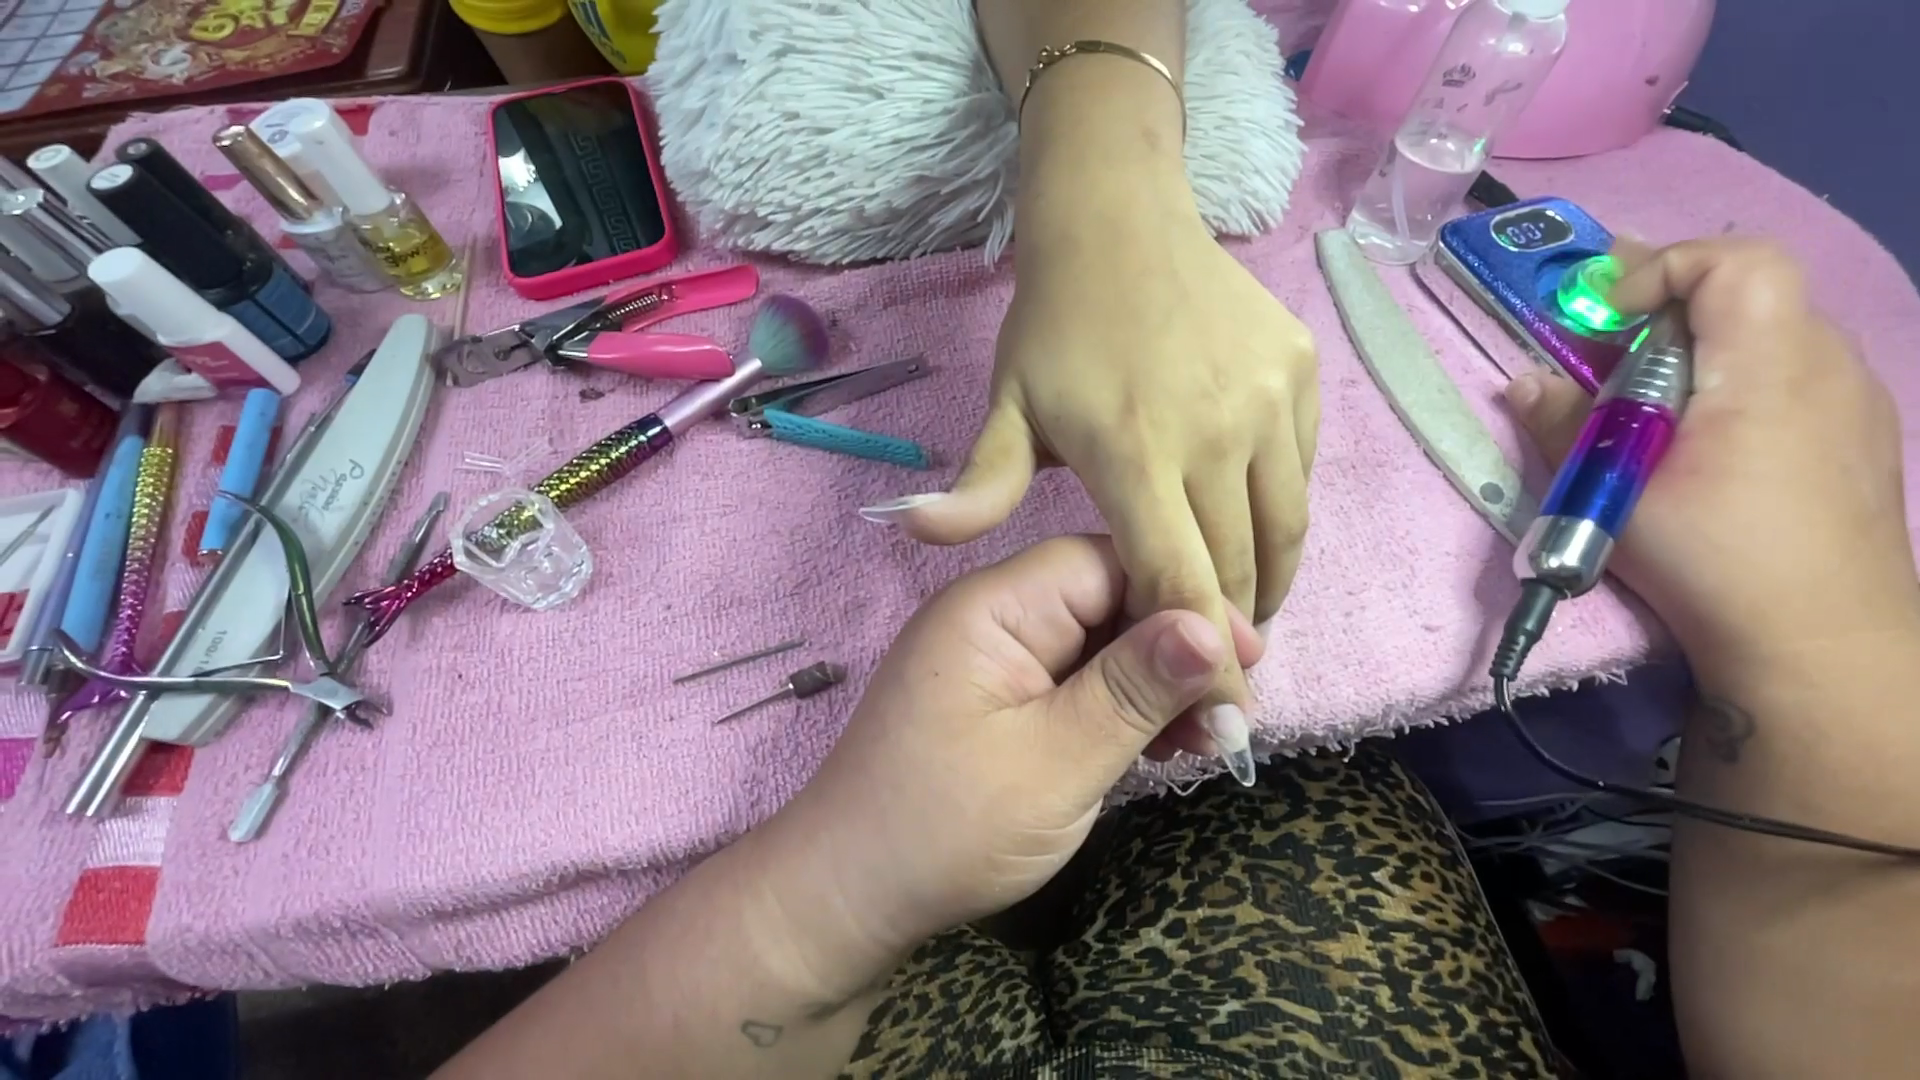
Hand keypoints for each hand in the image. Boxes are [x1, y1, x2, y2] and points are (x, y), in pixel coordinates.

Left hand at [767, 536, 1262, 968]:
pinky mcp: (1006, 700)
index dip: (1180, 597)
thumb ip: (1133, 690)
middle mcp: (996, 617)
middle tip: (1235, 710)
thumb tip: (1214, 626)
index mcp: (994, 607)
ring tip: (1211, 738)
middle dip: (1175, 651)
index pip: (1105, 562)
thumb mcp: (1054, 761)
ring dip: (1157, 688)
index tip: (1246, 655)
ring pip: (1100, 647)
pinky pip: (1078, 684)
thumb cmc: (946, 828)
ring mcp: (1000, 659)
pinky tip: (1168, 746)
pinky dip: (1124, 712)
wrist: (850, 894)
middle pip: (1107, 601)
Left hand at [862, 172, 1317, 771]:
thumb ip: (978, 484)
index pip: (1179, 581)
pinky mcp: (1302, 375)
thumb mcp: (1007, 407)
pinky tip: (1251, 531)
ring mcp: (1270, 399)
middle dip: (1228, 630)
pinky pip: (1302, 474)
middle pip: (1240, 567)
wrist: (1118, 221)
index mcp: (1134, 452)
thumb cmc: (1054, 325)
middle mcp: (1216, 432)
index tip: (1205, 703)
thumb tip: (911, 531)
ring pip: (1287, 528)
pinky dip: (1281, 519)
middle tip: (1211, 664)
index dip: (1195, 655)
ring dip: (1267, 583)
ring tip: (1238, 614)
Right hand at [1506, 238, 1918, 678]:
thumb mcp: (1611, 493)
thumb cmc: (1709, 558)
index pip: (1736, 262)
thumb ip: (1563, 426)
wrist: (1819, 638)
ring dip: (1689, 349)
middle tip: (1596, 357)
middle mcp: (1826, 365)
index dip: (1661, 267)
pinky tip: (1693, 441)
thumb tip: (1524, 380)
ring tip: (1637, 407)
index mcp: (1770, 370)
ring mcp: (1849, 399)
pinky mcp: (1851, 432)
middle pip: (1744, 294)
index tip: (1602, 320)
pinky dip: (1726, 380)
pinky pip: (1784, 373)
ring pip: (1763, 335)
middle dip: (1658, 311)